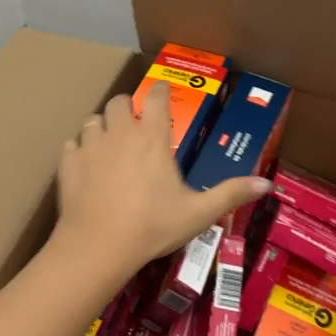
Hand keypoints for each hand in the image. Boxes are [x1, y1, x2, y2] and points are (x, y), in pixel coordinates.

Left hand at [49, 81, 271, 278]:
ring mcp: (90, 146)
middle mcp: (120, 133)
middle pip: (120, 101)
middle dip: (128, 107)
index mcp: (152, 138)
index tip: (164, 92)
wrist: (98, 245)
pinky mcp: (68, 163)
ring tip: (110, 143)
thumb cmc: (152, 226)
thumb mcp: (198, 213)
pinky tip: (85, 164)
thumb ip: (230, 195)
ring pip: (93, 120)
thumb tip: (267, 184)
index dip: (161, 90)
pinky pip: (72, 144)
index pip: (157, 97)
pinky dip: (79, 149)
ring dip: (102, 126)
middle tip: (135, 123)